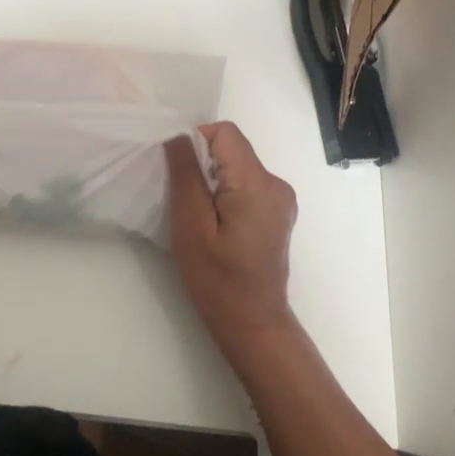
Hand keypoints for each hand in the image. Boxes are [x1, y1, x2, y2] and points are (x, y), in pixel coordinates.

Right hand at [164, 122, 299, 364]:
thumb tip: (177, 136)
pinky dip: (225, 191)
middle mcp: (276, 184)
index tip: (174, 168)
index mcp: (256, 184)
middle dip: (201, 162)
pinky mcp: (277, 212)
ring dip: (212, 179)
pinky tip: (213, 222)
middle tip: (179, 195)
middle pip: (232, 148)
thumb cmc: (216, 279)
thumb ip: (186, 176)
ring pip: (238, 166)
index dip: (194, 140)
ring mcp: (281, 199)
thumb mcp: (190, 226)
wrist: (253, 322)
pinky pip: (246, 184)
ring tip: (195, 213)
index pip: (224, 133)